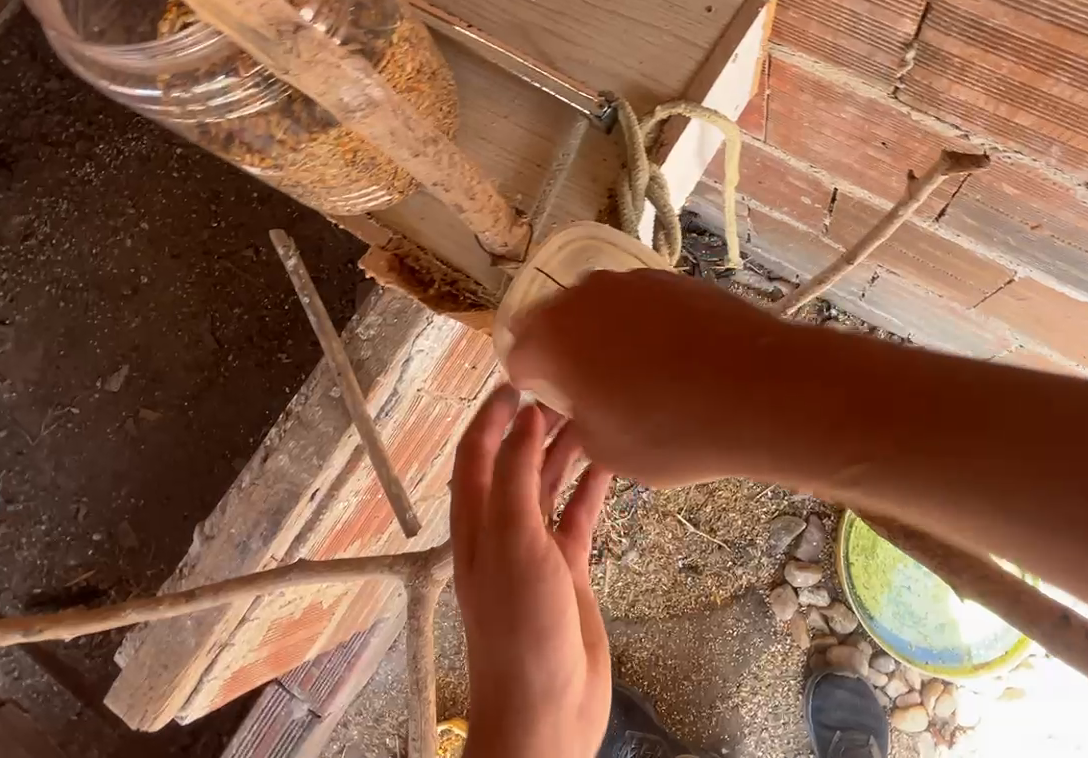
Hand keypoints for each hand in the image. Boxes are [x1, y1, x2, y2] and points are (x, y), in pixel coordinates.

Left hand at [452, 387, 613, 757]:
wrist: (545, 711)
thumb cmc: (519, 630)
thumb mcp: (512, 543)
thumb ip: (516, 479)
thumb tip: (524, 420)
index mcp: (476, 523)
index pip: (476, 453)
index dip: (491, 415)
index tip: (519, 378)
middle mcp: (502, 530)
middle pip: (515, 463)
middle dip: (533, 427)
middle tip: (566, 391)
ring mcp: (535, 550)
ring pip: (549, 486)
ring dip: (565, 452)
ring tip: (592, 416)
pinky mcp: (567, 570)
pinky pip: (578, 516)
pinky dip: (592, 488)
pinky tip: (611, 465)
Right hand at [503, 268, 806, 486]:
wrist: (760, 389)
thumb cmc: (671, 429)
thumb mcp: (605, 450)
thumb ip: (576, 423)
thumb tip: (581, 407)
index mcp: (551, 336)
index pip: (518, 356)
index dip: (531, 385)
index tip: (555, 406)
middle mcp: (583, 295)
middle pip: (555, 323)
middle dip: (564, 355)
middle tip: (592, 393)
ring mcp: (631, 280)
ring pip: (600, 309)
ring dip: (605, 337)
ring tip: (639, 377)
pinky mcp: (672, 277)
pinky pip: (640, 303)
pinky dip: (644, 325)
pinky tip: (674, 358)